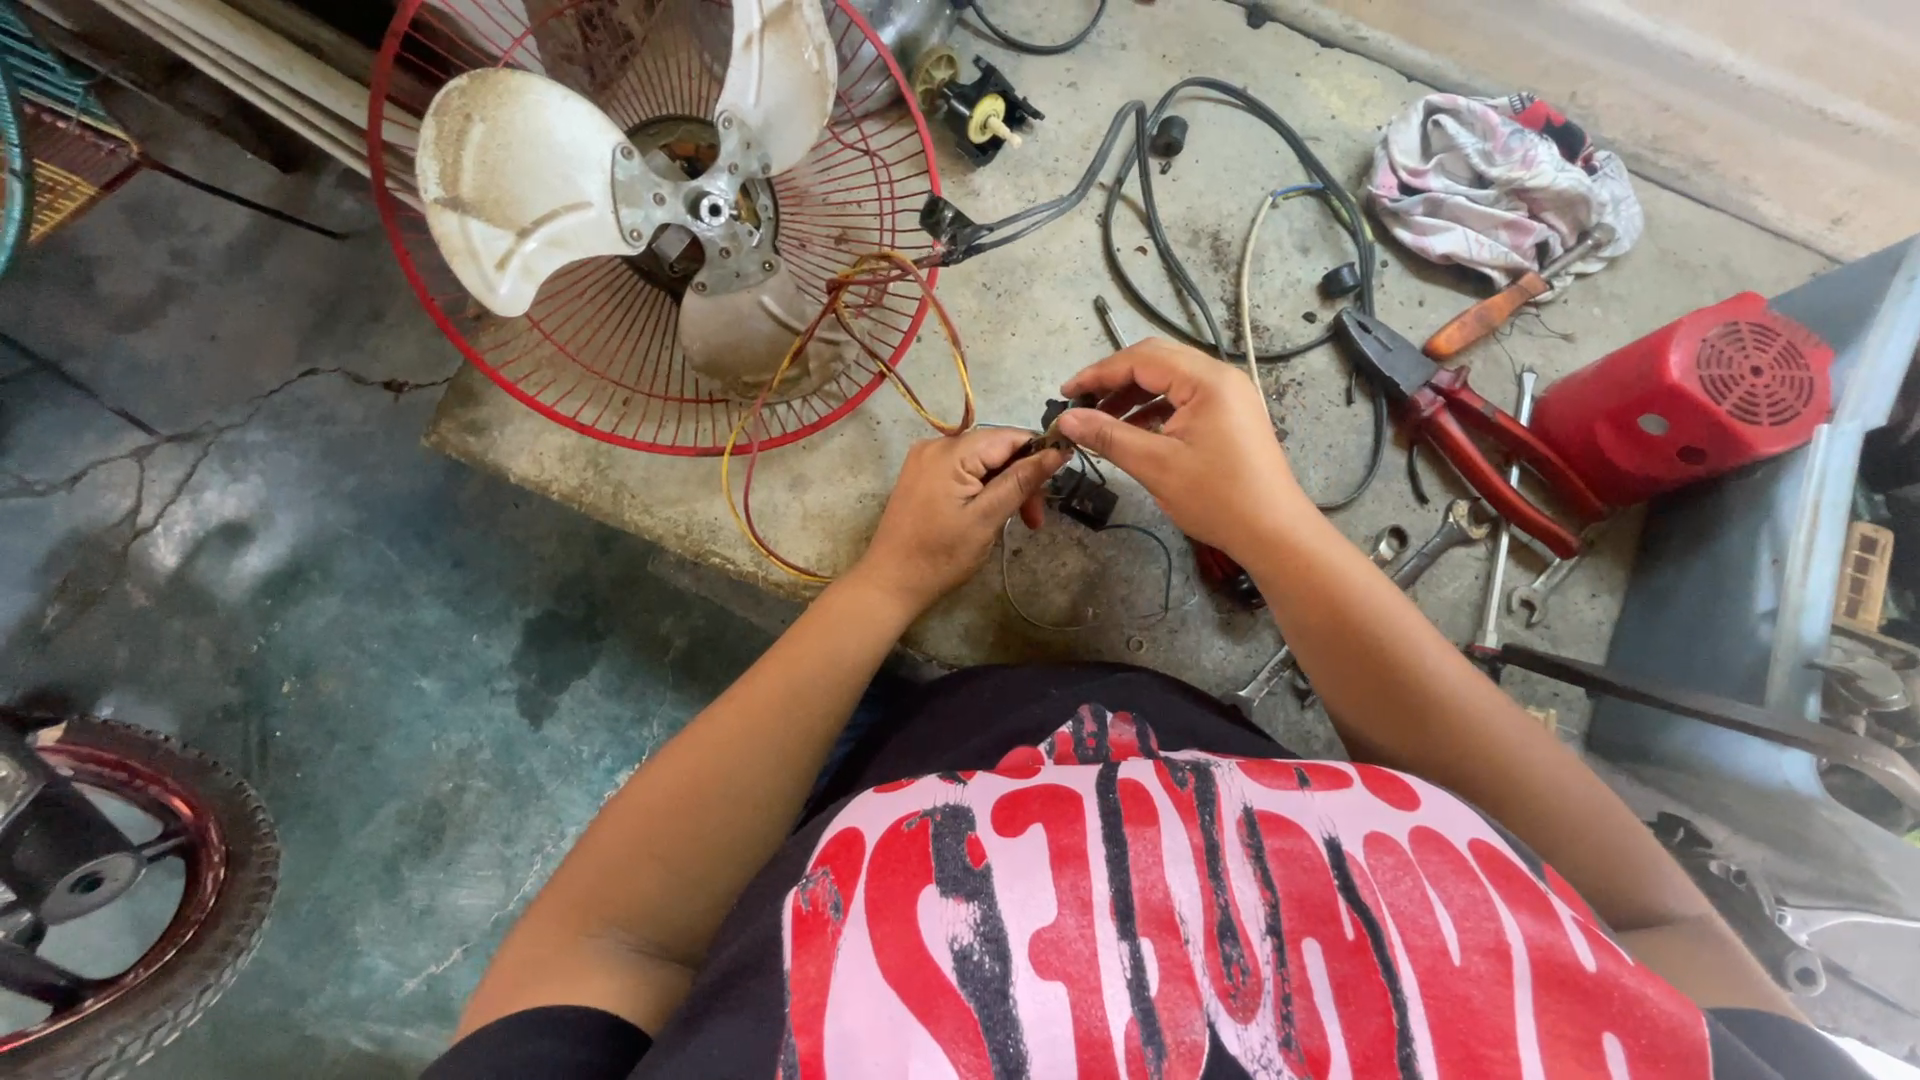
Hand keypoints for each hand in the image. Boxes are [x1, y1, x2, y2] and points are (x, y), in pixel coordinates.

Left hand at [849, 428, 1068, 613]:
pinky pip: (964, 471)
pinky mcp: (922, 476)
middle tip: (1033, 520)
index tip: (1055, 487)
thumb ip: (1021, 481)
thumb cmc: (940, 556)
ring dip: (1004, 487)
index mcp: (951, 451)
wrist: (891, 582)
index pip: (1009, 436)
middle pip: (996, 449)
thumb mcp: (987, 518)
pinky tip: (990, 514)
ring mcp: (926, 460)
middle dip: (1020, 479)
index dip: (1039, 455)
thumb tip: (1058, 451)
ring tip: (1018, 522)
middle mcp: (936, 445)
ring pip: (982, 461)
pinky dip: (983, 489)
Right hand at [1056, 338, 1309, 557]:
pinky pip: (1183, 399)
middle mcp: (1220, 378)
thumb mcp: (1155, 465)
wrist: (1273, 531)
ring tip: (1100, 420)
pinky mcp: (1230, 415)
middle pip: (1156, 360)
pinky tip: (1132, 431)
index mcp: (1207, 381)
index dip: (1098, 373)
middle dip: (1114, 379)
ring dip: (1132, 395)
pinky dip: (1153, 409)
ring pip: (1169, 379)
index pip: (1141, 359)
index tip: (1066, 392)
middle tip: (1082, 403)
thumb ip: (1108, 436)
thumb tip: (1066, 420)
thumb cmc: (1217, 498)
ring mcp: (1228, 396)